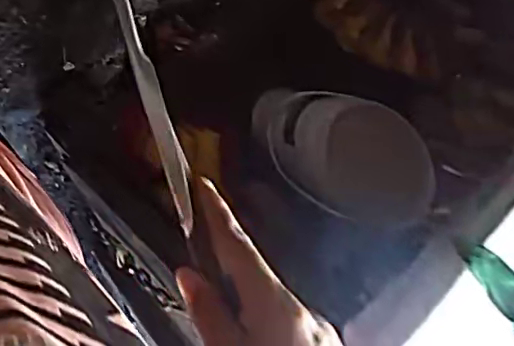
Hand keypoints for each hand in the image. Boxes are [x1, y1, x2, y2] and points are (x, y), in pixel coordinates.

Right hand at [177, 178, 339, 345]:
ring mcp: (324, 338)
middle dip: (231, 266)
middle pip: (258, 278)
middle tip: (203, 251)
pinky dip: (270, 330)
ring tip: (229, 320)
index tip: (202, 182)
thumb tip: (189, 274)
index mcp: (277, 305)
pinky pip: (293, 332)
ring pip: (277, 309)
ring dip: (251, 306)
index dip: (216, 212)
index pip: (237, 245)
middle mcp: (306, 314)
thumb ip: (210, 316)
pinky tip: (258, 342)